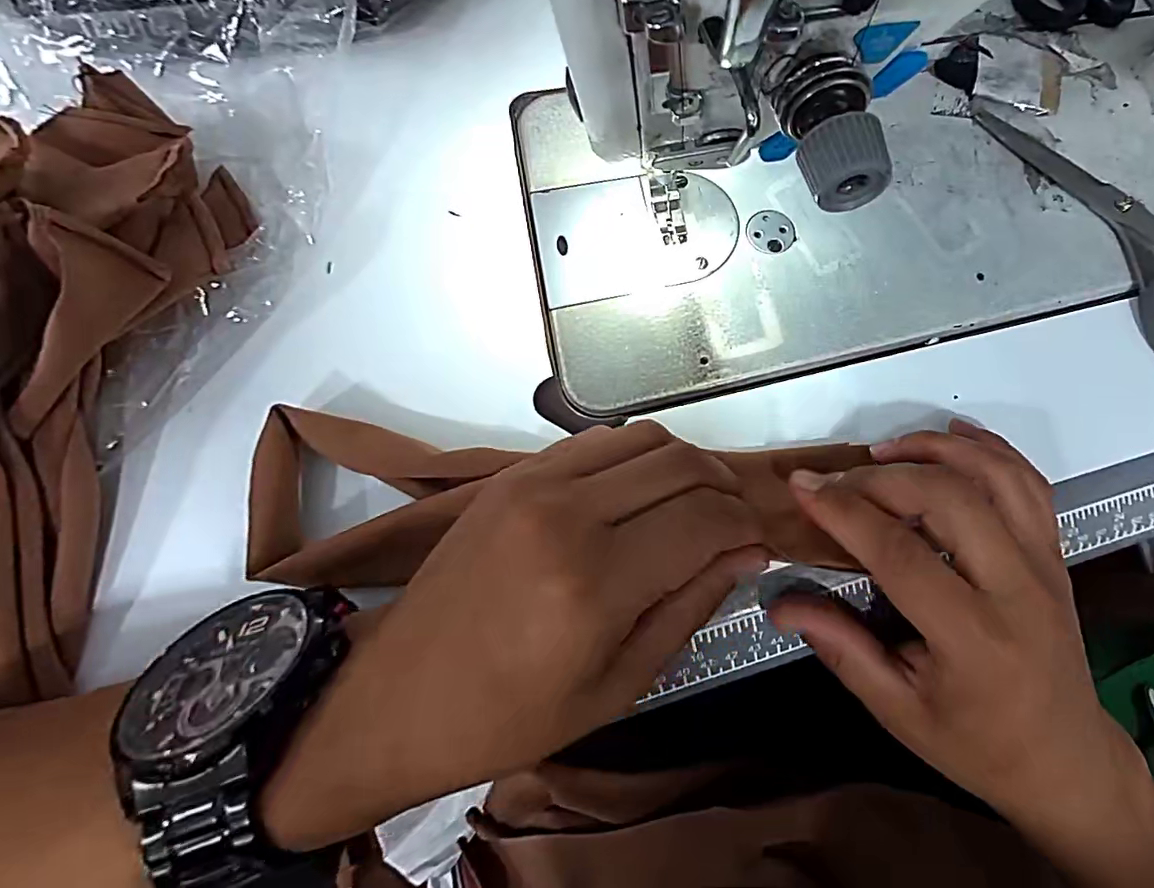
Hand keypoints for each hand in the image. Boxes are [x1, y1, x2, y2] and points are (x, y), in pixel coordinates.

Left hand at [261, 421, 771, 848]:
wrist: (395, 698)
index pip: (705, 519)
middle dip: (726, 489)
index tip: (758, 545)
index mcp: (594, 583)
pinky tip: (642, 491)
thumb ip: (690, 605)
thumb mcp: (619, 684)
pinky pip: (601, 439)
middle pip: (683, 464)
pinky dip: (640, 455)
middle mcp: (567, 514)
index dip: (746, 526)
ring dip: (687, 464)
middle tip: (734, 524)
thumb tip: (748, 551)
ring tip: (696, 503)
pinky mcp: (514, 473)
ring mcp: (535, 482)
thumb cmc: (512, 715)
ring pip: (648, 437)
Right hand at [768, 421, 1153, 886]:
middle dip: (881, 477)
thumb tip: (780, 604)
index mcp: (973, 638)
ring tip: (885, 450)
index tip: (804, 486)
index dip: (846, 512)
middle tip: (837, 480)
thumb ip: (841, 648)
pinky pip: (1028, 481)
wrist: (1066, 760)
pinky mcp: (1054, 550)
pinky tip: (951, 435)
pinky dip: (990, 447)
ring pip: (994, 475)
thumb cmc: (977, 744)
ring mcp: (1044, 562)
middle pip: (948, 498)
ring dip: (935, 449)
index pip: (900, 553)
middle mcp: (1017, 588)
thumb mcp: (898, 710)